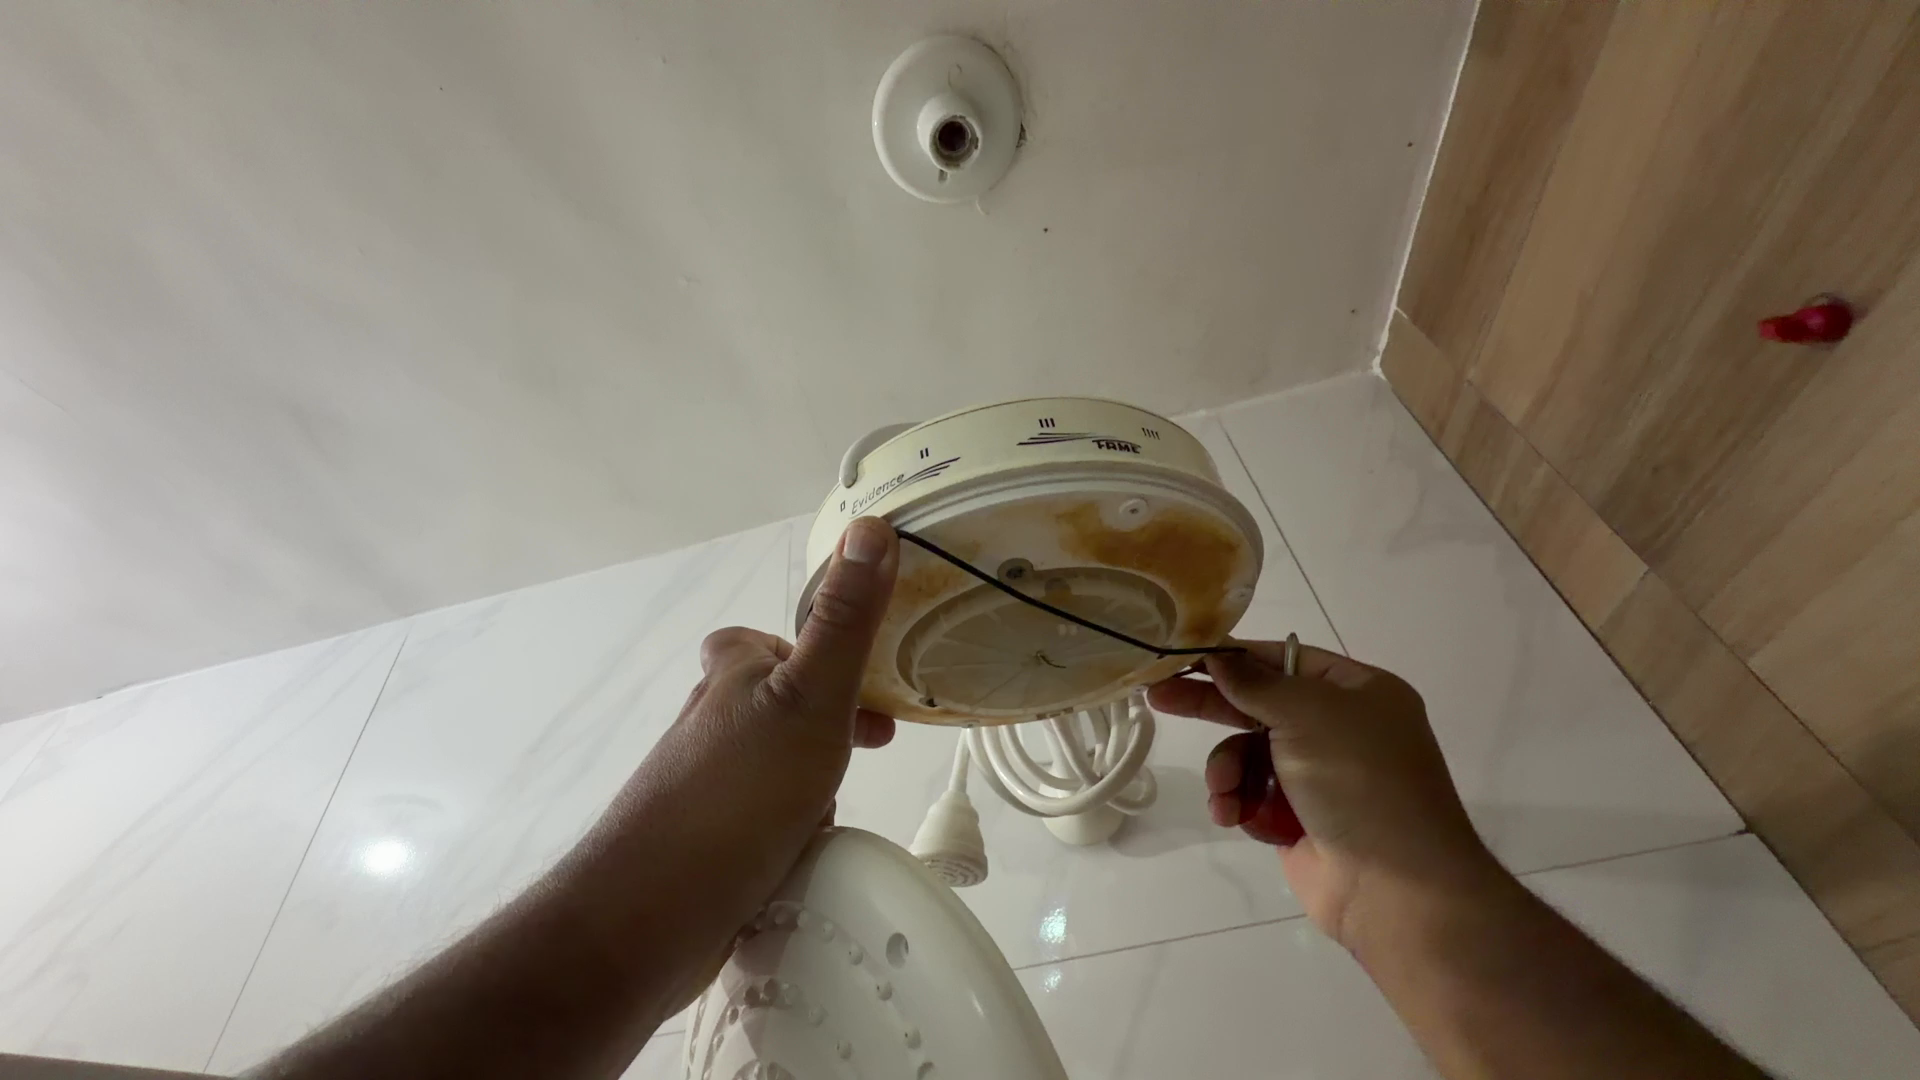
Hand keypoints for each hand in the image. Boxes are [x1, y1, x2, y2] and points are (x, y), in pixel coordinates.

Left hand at [570, 517, 899, 1015]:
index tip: (852, 679)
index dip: (800, 648)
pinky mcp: (700, 842)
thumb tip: (870, 525)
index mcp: (730, 679)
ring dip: (808, 772)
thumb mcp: (809, 697)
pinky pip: (758, 815)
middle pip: (765, 702)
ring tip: (842, 802)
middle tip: (870, 744)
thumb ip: (844, 620)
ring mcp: (700, 788)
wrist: (648, 921)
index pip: (752, 640)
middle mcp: (708, 725)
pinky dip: (787, 821)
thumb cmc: (739, 793)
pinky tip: (807, 850)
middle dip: (820, 718)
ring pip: (766, 762)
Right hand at [1148, 641, 1499, 948]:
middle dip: (1210, 705)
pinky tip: (1233, 816)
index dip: (1235, 657)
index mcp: (1357, 693)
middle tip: (1157, 696)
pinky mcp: (1297, 816)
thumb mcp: (1308, 715)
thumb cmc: (1360, 782)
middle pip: (1258, 704)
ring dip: (1227, 771)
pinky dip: (1238, 802)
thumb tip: (1219, 656)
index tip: (1185, 653)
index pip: (1284, 660)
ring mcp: (1317, 775)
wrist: (1397, 889)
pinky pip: (1251, 793)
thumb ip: (1255, 683)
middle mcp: (1339, 729)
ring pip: (1246, 753)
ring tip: (1223, 793)